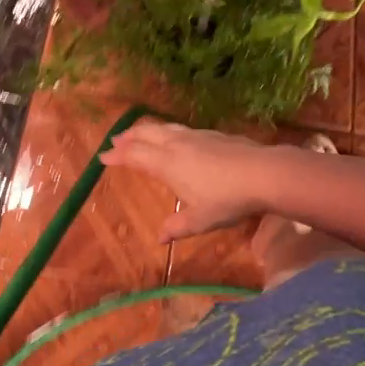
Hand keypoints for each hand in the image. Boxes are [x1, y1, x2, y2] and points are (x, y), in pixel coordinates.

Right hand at [98, 121, 280, 241]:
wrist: (261, 172)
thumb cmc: (226, 199)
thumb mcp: (200, 220)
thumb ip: (178, 226)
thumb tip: (160, 237)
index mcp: (168, 164)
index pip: (136, 155)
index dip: (118, 155)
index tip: (103, 156)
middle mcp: (178, 145)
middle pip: (147, 134)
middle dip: (129, 137)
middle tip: (115, 140)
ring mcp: (196, 136)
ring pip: (164, 128)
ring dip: (147, 130)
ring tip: (140, 133)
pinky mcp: (212, 134)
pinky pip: (180, 129)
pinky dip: (167, 131)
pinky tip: (174, 137)